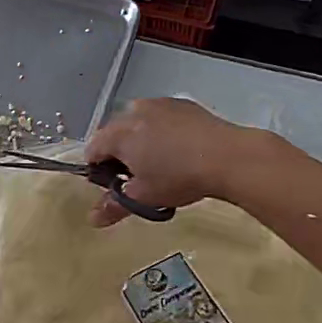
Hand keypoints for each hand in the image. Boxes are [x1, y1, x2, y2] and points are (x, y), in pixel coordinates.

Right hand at [85, 97, 303, 226]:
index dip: (99, 170)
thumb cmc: (180, 178)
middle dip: (120, 154)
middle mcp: (131, 112)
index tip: (117, 185)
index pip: (92, 150)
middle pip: (113, 134)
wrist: (229, 157)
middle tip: (141, 176)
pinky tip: (181, 147)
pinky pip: (159, 116)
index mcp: (117, 135)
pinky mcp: (179, 103)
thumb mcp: (145, 197)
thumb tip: (93, 219)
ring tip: (163, 161)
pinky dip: (162, 129)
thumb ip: (115, 206)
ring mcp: (156, 104)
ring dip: (141, 139)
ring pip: (137, 123)